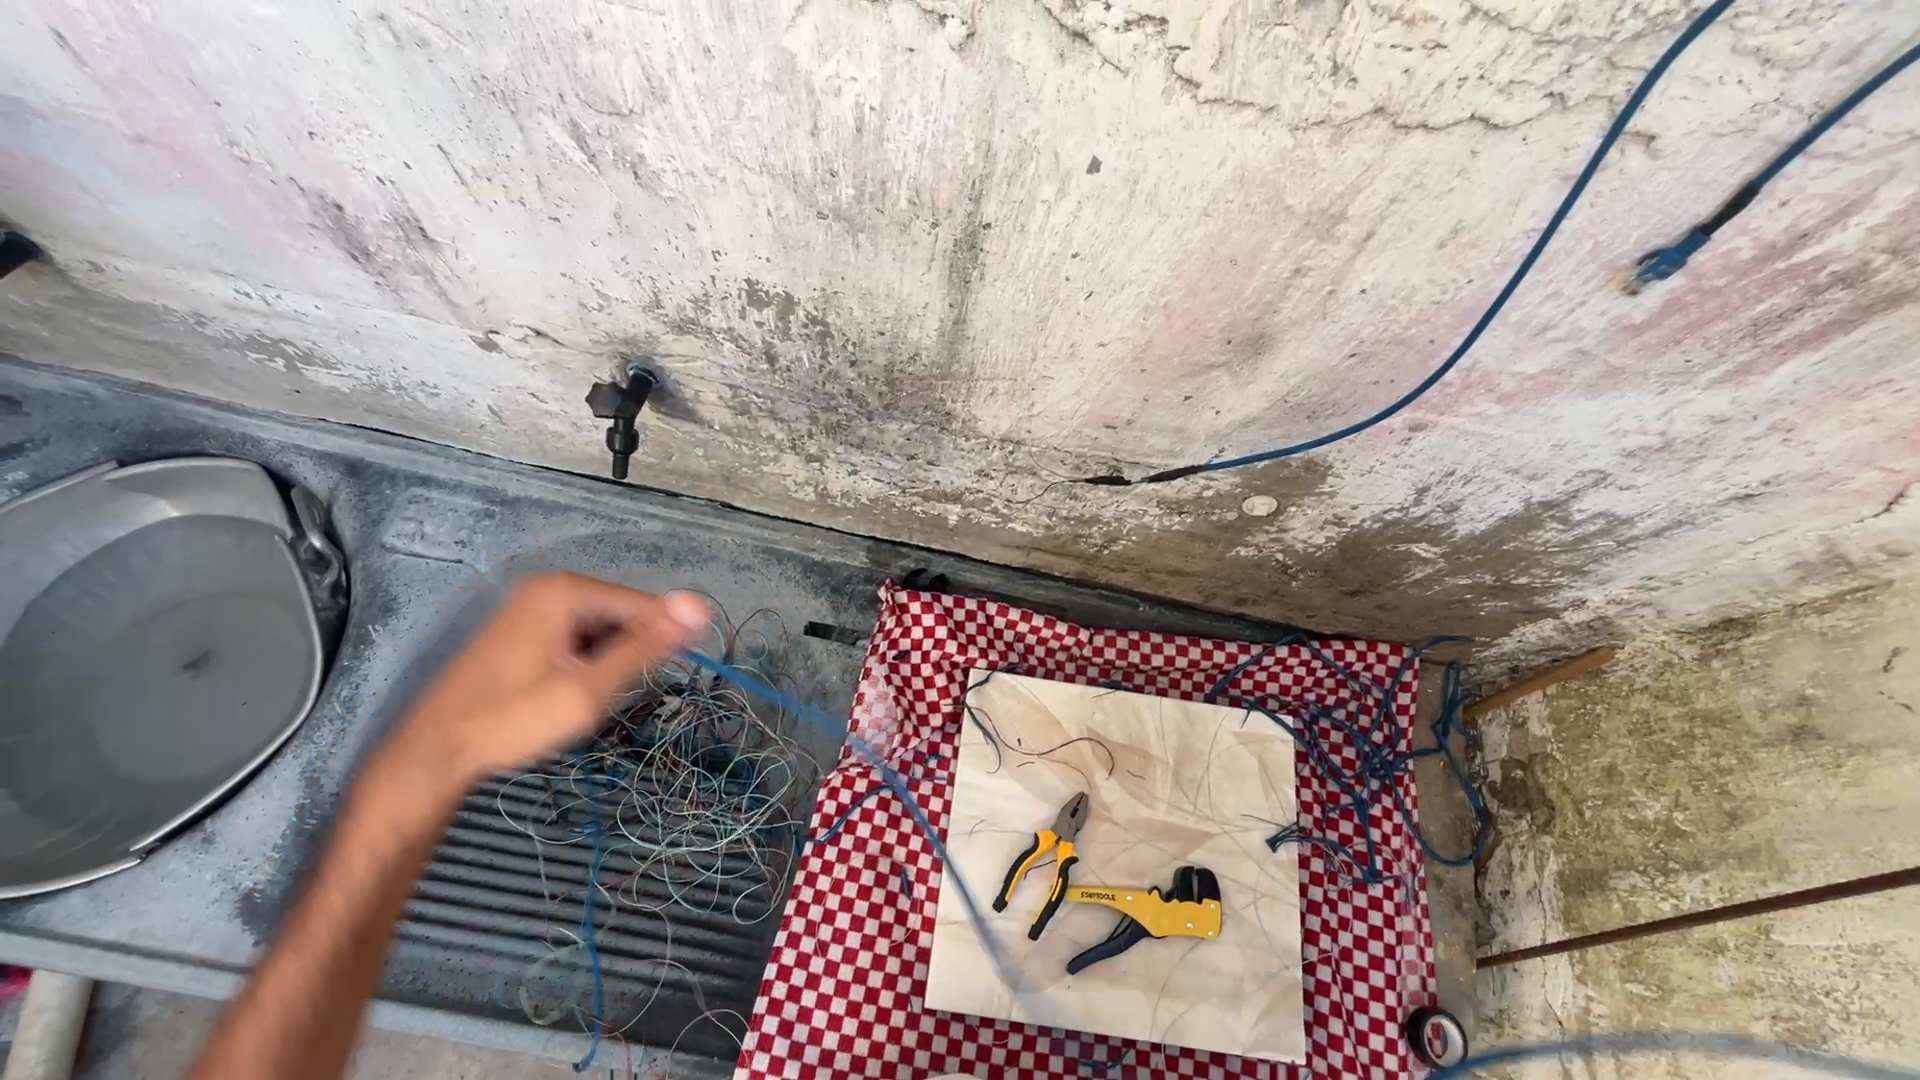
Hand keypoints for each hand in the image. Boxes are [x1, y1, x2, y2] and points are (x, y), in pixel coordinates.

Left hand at [393, 571, 708, 779]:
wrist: (436, 752)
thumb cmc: (513, 720)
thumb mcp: (589, 689)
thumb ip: (645, 647)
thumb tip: (699, 608)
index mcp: (566, 591)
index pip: (644, 607)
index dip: (662, 643)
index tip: (669, 677)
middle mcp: (550, 587)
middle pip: (622, 615)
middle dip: (627, 655)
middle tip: (607, 696)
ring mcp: (533, 606)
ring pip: (602, 629)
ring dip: (607, 662)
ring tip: (584, 699)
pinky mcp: (525, 628)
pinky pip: (578, 637)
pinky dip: (587, 663)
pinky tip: (570, 693)